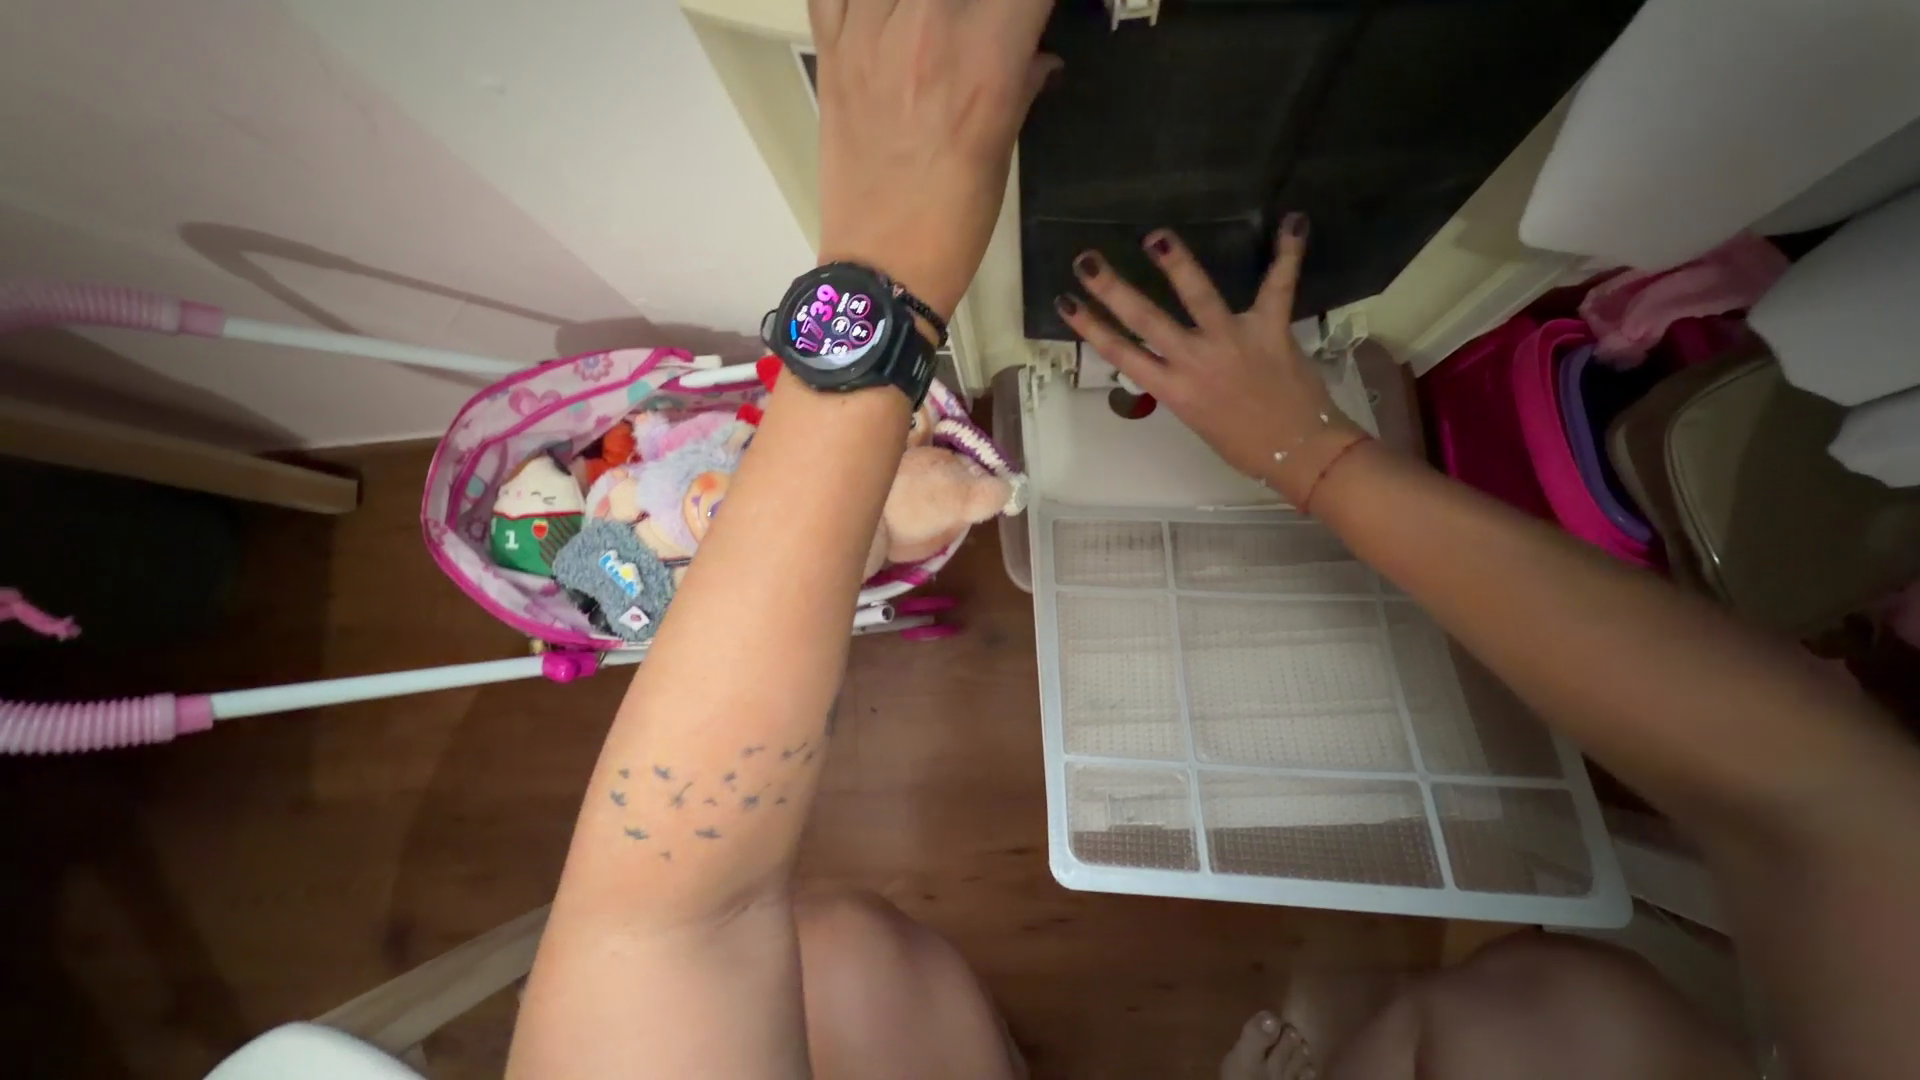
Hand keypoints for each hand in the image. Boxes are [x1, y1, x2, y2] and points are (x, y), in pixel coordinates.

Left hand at [810, 0, 1058, 318]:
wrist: (882, 269)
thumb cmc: (953, 225)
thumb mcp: (1001, 154)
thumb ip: (1020, 84)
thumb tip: (1038, 55)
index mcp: (984, 59)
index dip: (1033, 6)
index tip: (1030, 22)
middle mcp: (927, 28)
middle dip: (986, 7)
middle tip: (985, 30)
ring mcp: (869, 34)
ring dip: (925, 4)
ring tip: (933, 29)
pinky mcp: (831, 50)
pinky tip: (883, 17)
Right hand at [1053, 216, 1367, 505]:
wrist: (1296, 453)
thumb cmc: (1242, 443)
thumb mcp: (1197, 418)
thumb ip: (1182, 383)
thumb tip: (1175, 357)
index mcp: (1173, 389)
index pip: (1121, 353)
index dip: (1090, 327)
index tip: (1067, 302)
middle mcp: (1194, 361)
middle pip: (1145, 320)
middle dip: (1112, 288)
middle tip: (1086, 260)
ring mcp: (1231, 341)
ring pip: (1198, 295)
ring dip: (1176, 263)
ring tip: (1156, 236)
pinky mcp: (1270, 329)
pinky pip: (1278, 286)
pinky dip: (1287, 254)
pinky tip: (1294, 221)